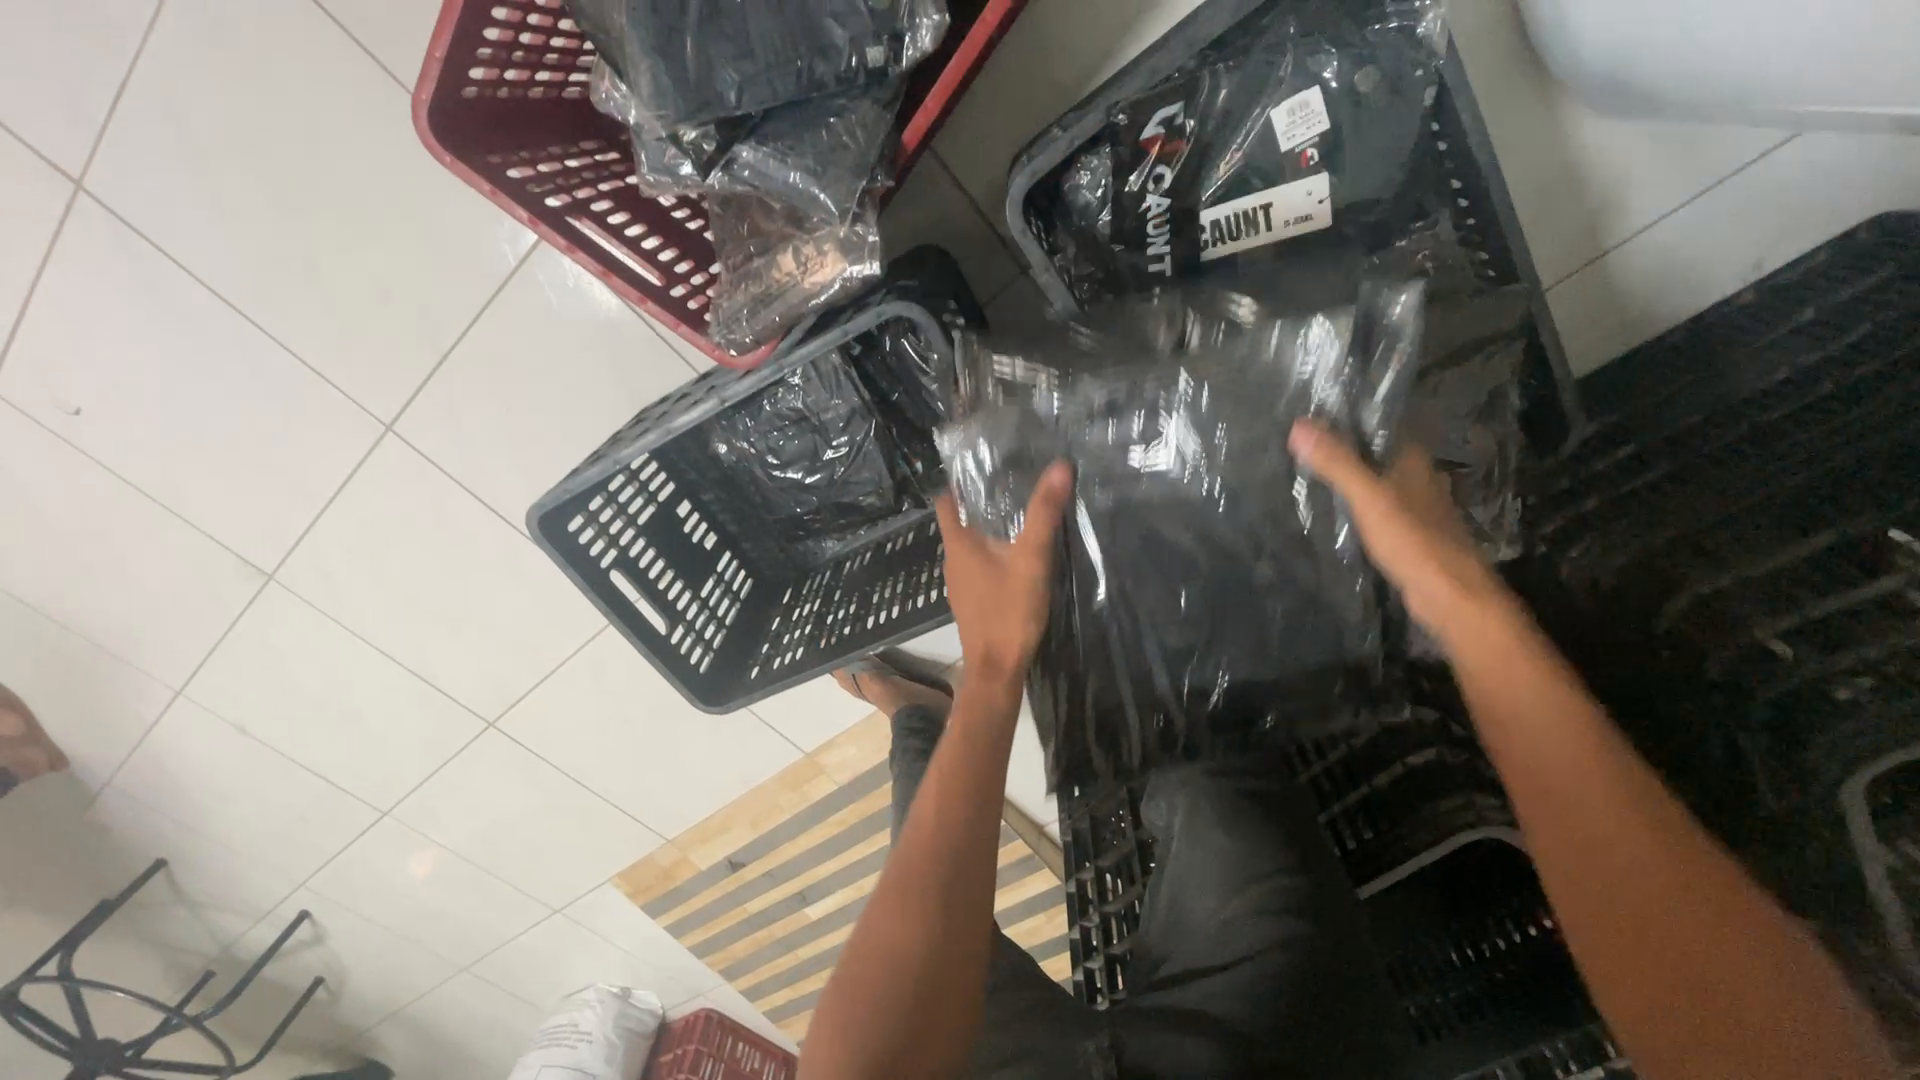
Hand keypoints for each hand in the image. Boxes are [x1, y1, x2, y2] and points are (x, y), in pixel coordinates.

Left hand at [933, 462, 1073, 686]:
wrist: (996, 668)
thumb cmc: (1009, 611)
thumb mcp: (1032, 558)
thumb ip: (1044, 513)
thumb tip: (1060, 467)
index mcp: (958, 543)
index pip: (944, 500)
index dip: (959, 482)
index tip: (985, 468)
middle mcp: (952, 560)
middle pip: (959, 521)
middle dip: (982, 503)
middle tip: (1013, 486)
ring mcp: (959, 584)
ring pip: (970, 546)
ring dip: (989, 531)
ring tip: (1020, 517)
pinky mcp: (971, 601)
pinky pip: (978, 567)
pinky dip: (993, 555)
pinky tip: (1017, 557)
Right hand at [1289, 419, 1512, 637]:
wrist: (1450, 594)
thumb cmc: (1412, 540)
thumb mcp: (1367, 497)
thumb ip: (1336, 463)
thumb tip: (1298, 425)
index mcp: (1414, 463)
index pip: (1381, 431)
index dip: (1350, 424)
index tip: (1314, 423)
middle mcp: (1422, 481)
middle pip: (1382, 459)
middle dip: (1351, 455)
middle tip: (1308, 453)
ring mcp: (1423, 511)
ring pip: (1385, 486)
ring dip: (1359, 484)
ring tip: (1319, 483)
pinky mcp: (1417, 538)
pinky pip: (1386, 514)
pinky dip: (1366, 511)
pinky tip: (1347, 519)